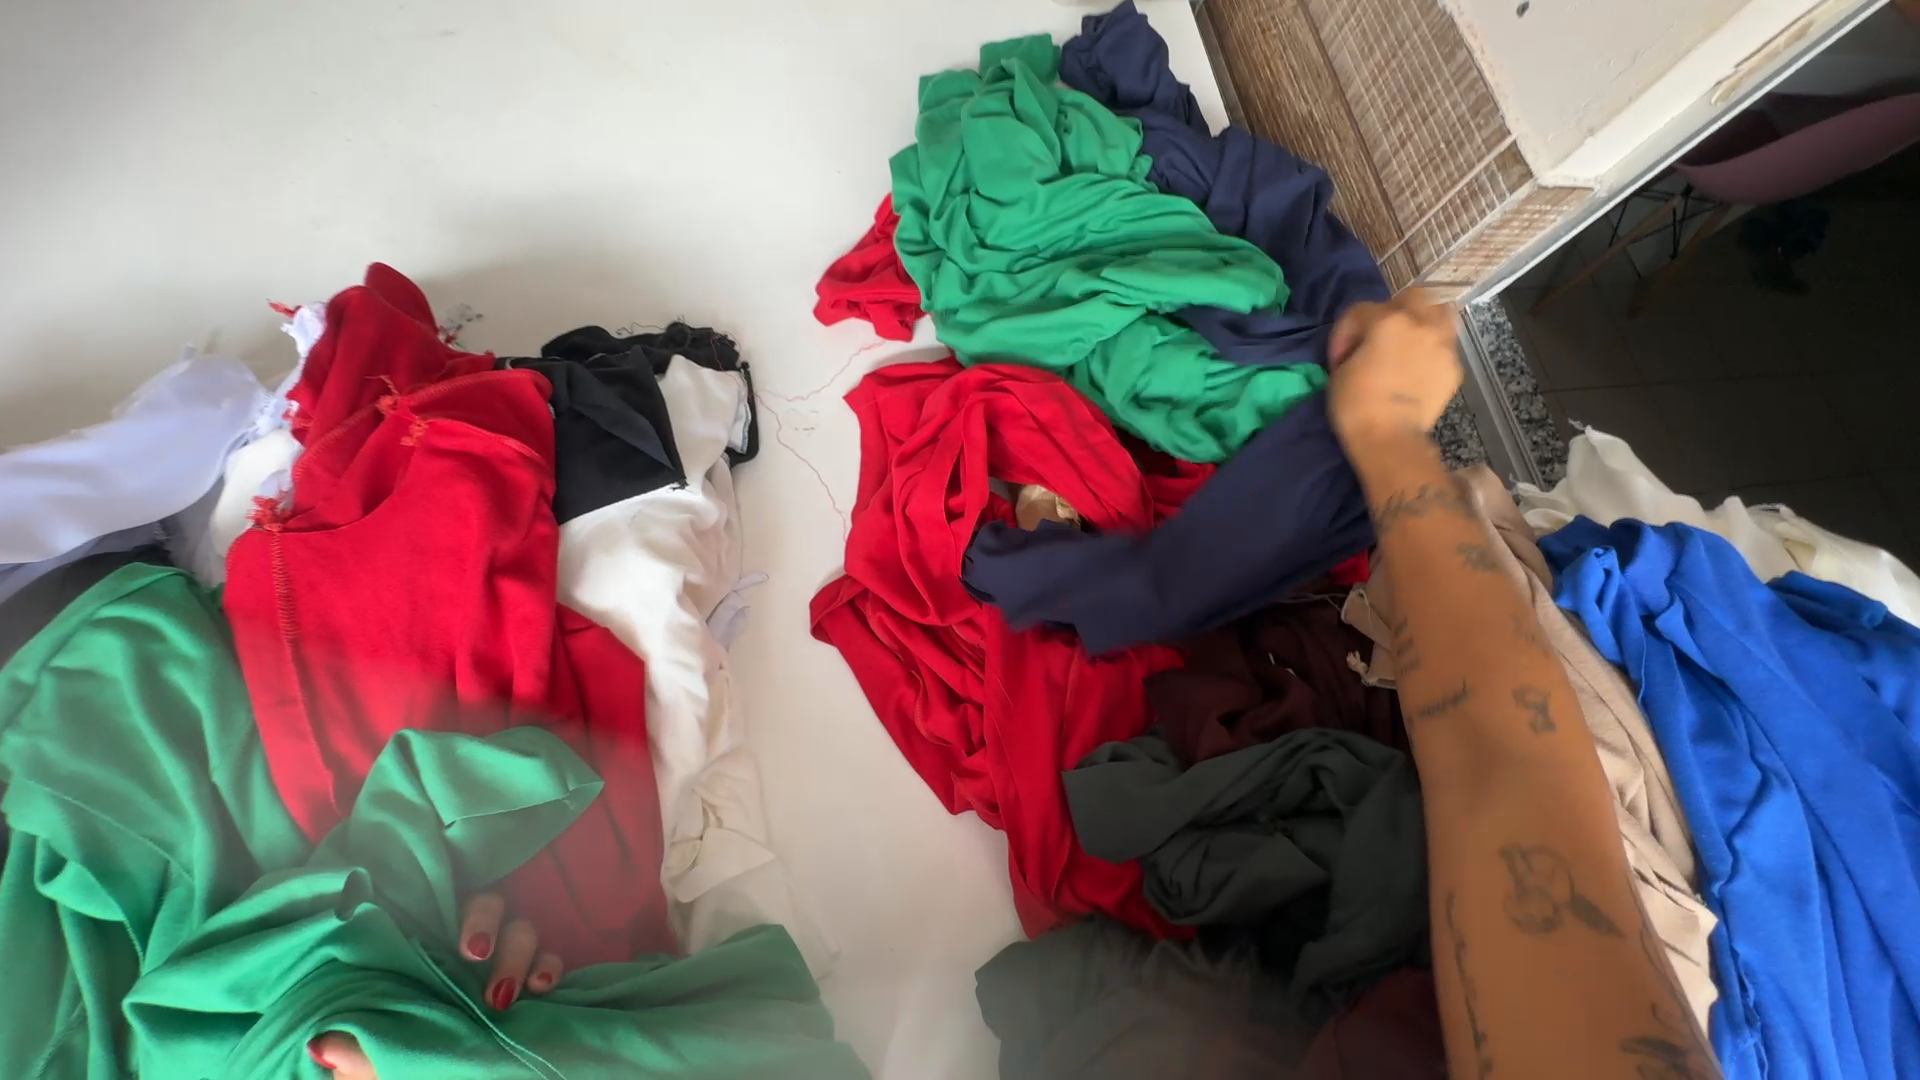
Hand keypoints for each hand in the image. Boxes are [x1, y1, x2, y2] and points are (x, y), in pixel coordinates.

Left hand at [306, 893, 565, 1077]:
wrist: (455, 1077)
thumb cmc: (408, 1065)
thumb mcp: (383, 1067)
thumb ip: (360, 1053)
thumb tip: (321, 1042)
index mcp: (427, 955)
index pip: (443, 911)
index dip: (458, 917)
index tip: (464, 946)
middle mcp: (467, 951)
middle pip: (490, 908)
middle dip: (488, 928)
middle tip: (478, 957)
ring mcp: (503, 962)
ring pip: (522, 930)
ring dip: (519, 954)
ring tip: (511, 991)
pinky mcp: (532, 979)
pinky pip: (550, 960)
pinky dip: (549, 968)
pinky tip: (543, 987)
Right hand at [1325, 289, 1461, 448]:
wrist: (1389, 438)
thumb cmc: (1355, 405)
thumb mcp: (1340, 370)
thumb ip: (1354, 347)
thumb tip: (1362, 347)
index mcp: (1387, 322)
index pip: (1359, 310)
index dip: (1344, 332)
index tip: (1338, 358)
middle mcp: (1421, 324)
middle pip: (1412, 296)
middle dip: (1392, 310)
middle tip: (1378, 334)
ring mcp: (1443, 344)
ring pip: (1440, 312)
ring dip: (1422, 320)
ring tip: (1407, 342)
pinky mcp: (1453, 366)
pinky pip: (1444, 344)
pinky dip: (1430, 349)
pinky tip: (1416, 368)